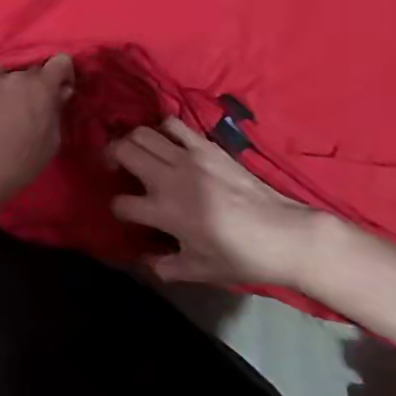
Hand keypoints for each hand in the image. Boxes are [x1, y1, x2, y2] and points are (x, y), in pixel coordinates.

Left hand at [0, 55, 74, 216]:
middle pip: (36, 70)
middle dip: (41, 85)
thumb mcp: (52, 142)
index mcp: (43, 88)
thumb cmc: (21, 163)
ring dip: (19, 86)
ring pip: (14, 74)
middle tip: (36, 108)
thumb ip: (57, 111)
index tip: (61, 93)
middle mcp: (19, 77)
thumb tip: (60, 92)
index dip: (64, 75)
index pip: (61, 61)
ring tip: (12, 107)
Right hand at [107, 117, 321, 287]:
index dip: (118, 209)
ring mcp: (188, 157)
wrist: (284, 234)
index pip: (121, 204)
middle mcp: (169, 179)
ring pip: (142, 133)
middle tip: (115, 169)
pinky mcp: (206, 146)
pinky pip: (174, 124)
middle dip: (111, 158)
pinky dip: (162, 129)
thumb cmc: (240, 257)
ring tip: (136, 152)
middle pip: (123, 151)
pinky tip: (167, 143)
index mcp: (164, 212)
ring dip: (132, 141)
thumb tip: (144, 262)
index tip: (126, 214)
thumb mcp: (198, 271)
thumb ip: (165, 267)